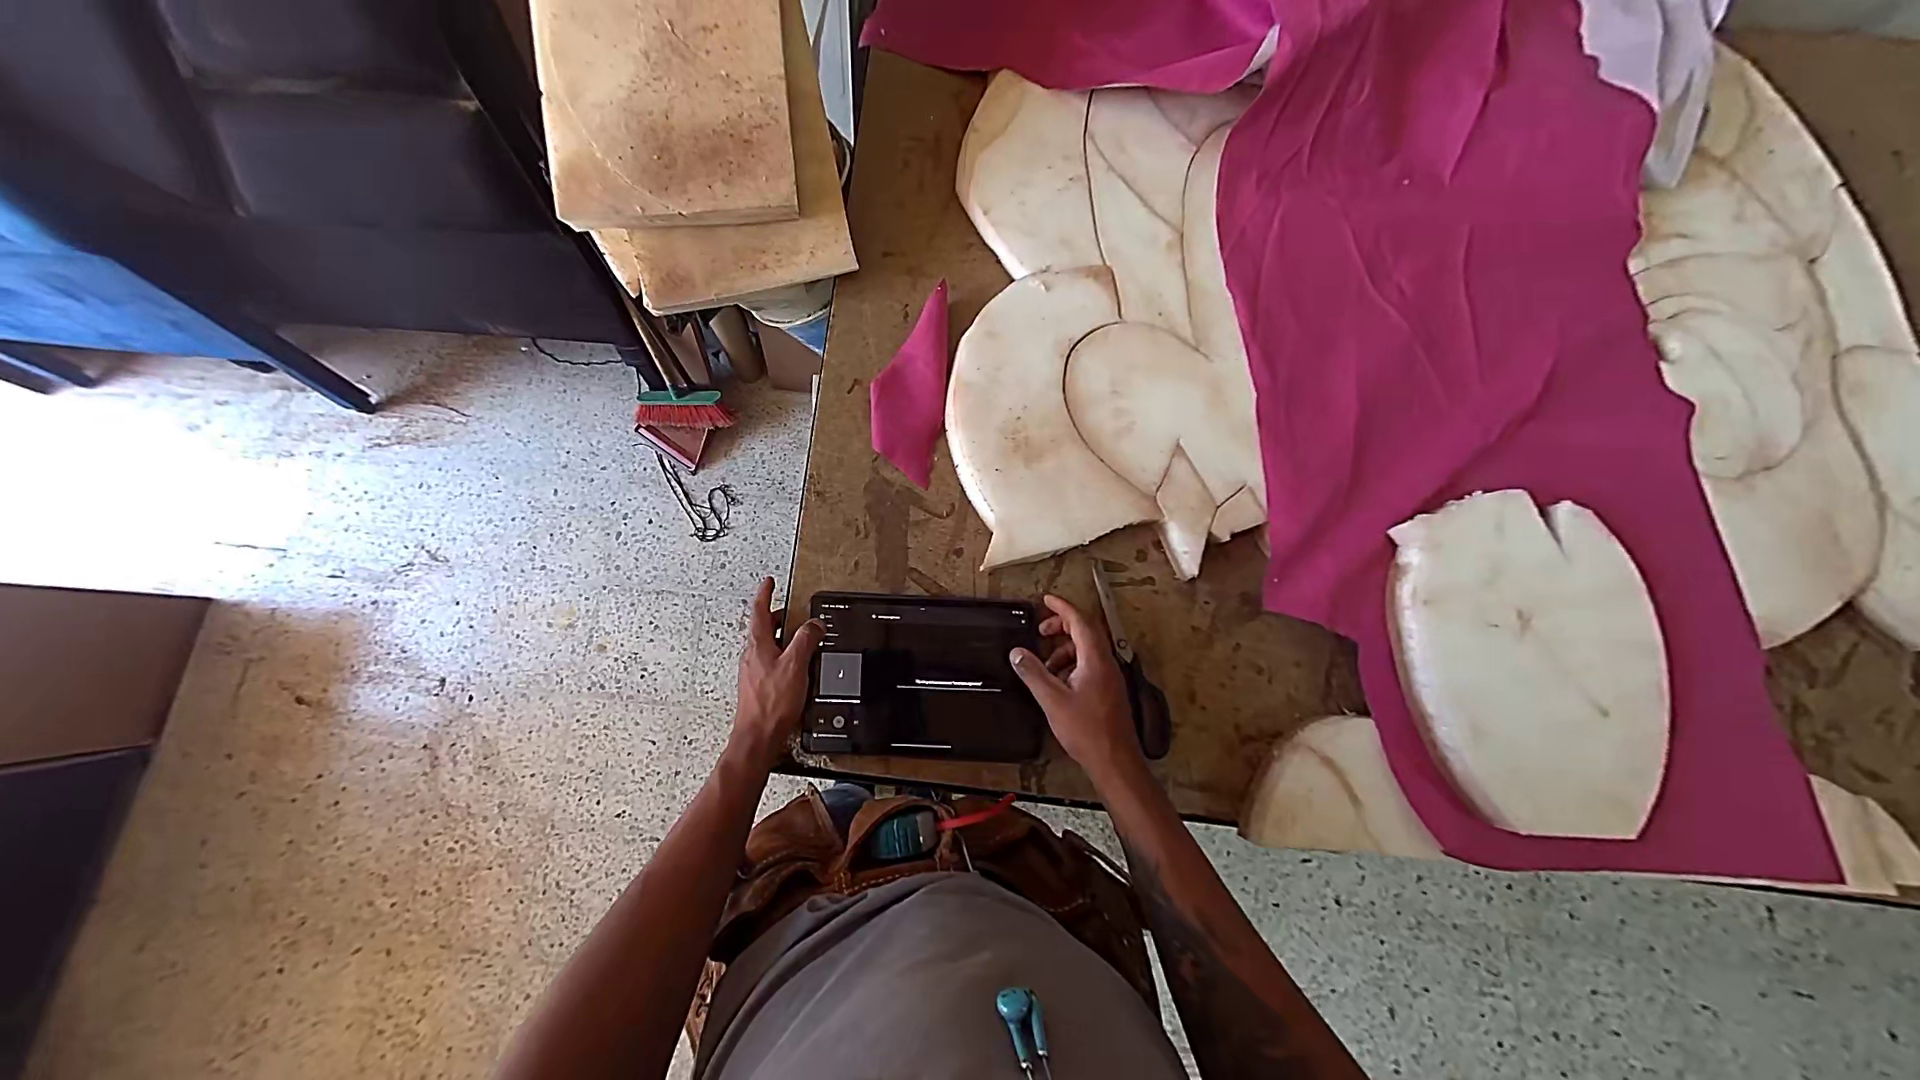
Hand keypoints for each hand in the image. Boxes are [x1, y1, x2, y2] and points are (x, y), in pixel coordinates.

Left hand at [732, 578, 823, 769]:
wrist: (759, 736)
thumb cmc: (772, 703)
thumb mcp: (796, 664)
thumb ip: (806, 640)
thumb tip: (814, 625)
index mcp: (758, 645)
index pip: (760, 611)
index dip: (765, 594)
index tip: (769, 582)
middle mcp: (752, 656)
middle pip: (763, 628)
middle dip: (777, 617)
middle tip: (789, 611)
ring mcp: (753, 671)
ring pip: (767, 646)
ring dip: (781, 638)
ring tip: (797, 638)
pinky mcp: (759, 686)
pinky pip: (770, 662)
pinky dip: (782, 656)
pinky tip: (795, 666)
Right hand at [1009, 594, 1141, 777]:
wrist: (1114, 760)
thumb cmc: (1089, 732)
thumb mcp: (1052, 700)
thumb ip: (1033, 673)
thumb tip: (1018, 653)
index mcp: (1095, 660)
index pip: (1080, 622)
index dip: (1062, 608)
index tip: (1048, 600)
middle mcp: (1106, 664)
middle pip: (1085, 631)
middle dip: (1062, 626)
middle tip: (1041, 629)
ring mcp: (1109, 677)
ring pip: (1087, 649)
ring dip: (1065, 647)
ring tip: (1045, 662)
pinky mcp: (1108, 689)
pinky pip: (1089, 664)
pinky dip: (1071, 663)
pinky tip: (1057, 680)